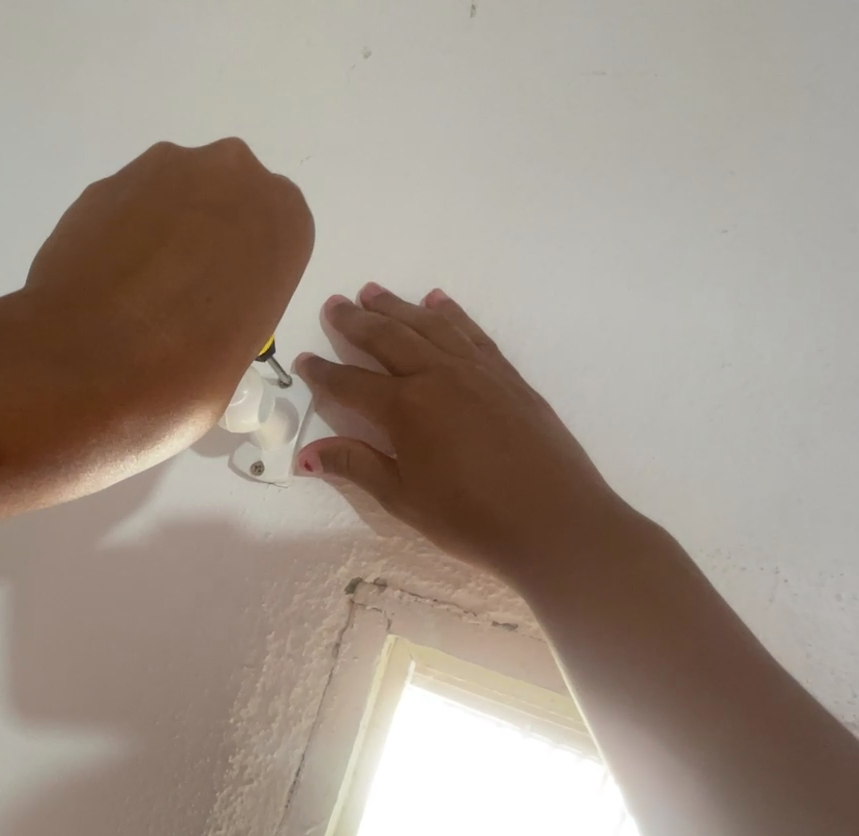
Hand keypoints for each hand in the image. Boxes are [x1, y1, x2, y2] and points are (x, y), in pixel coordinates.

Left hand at [24, 139, 312, 443]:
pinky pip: (121, 214)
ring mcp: (160, 172)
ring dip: (159, 240)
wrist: (84, 370)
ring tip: (132, 302)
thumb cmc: (181, 381)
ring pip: (170, 203)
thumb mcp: (235, 363)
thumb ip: (232, 320)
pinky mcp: (101, 187)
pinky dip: (116, 244)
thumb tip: (200, 326)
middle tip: (177, 305)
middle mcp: (231, 176)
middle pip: (223, 208)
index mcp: (283, 221)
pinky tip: (101, 291)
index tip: (221, 314)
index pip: (273, 242)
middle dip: (203, 247)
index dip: (243, 280)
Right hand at [296, 284, 635, 584]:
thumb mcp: (402, 498)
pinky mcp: (507, 377)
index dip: (323, 374)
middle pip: (388, 340)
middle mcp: (437, 376)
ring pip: (429, 327)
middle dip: (356, 322)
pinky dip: (451, 314)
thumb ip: (356, 465)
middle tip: (334, 303)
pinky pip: (471, 334)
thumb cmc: (469, 518)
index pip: (350, 384)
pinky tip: (438, 302)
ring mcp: (477, 372)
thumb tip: (307, 454)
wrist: (555, 522)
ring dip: (398, 307)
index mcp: (405, 409)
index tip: (303, 361)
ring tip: (374, 292)